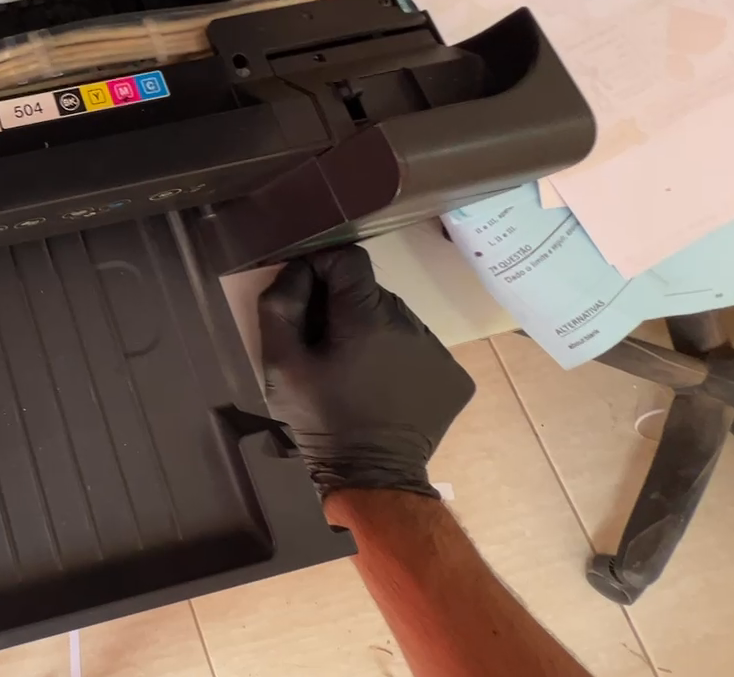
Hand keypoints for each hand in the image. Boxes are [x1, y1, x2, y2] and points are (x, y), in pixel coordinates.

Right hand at [258, 245, 473, 499]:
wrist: (372, 475)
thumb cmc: (317, 415)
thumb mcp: (278, 360)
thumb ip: (280, 304)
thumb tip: (297, 268)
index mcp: (368, 318)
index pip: (348, 259)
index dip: (320, 267)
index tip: (303, 292)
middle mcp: (412, 325)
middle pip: (369, 289)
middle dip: (341, 303)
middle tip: (321, 338)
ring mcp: (439, 351)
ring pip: (393, 316)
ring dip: (368, 326)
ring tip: (350, 362)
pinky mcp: (455, 376)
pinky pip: (417, 343)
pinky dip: (395, 351)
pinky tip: (379, 380)